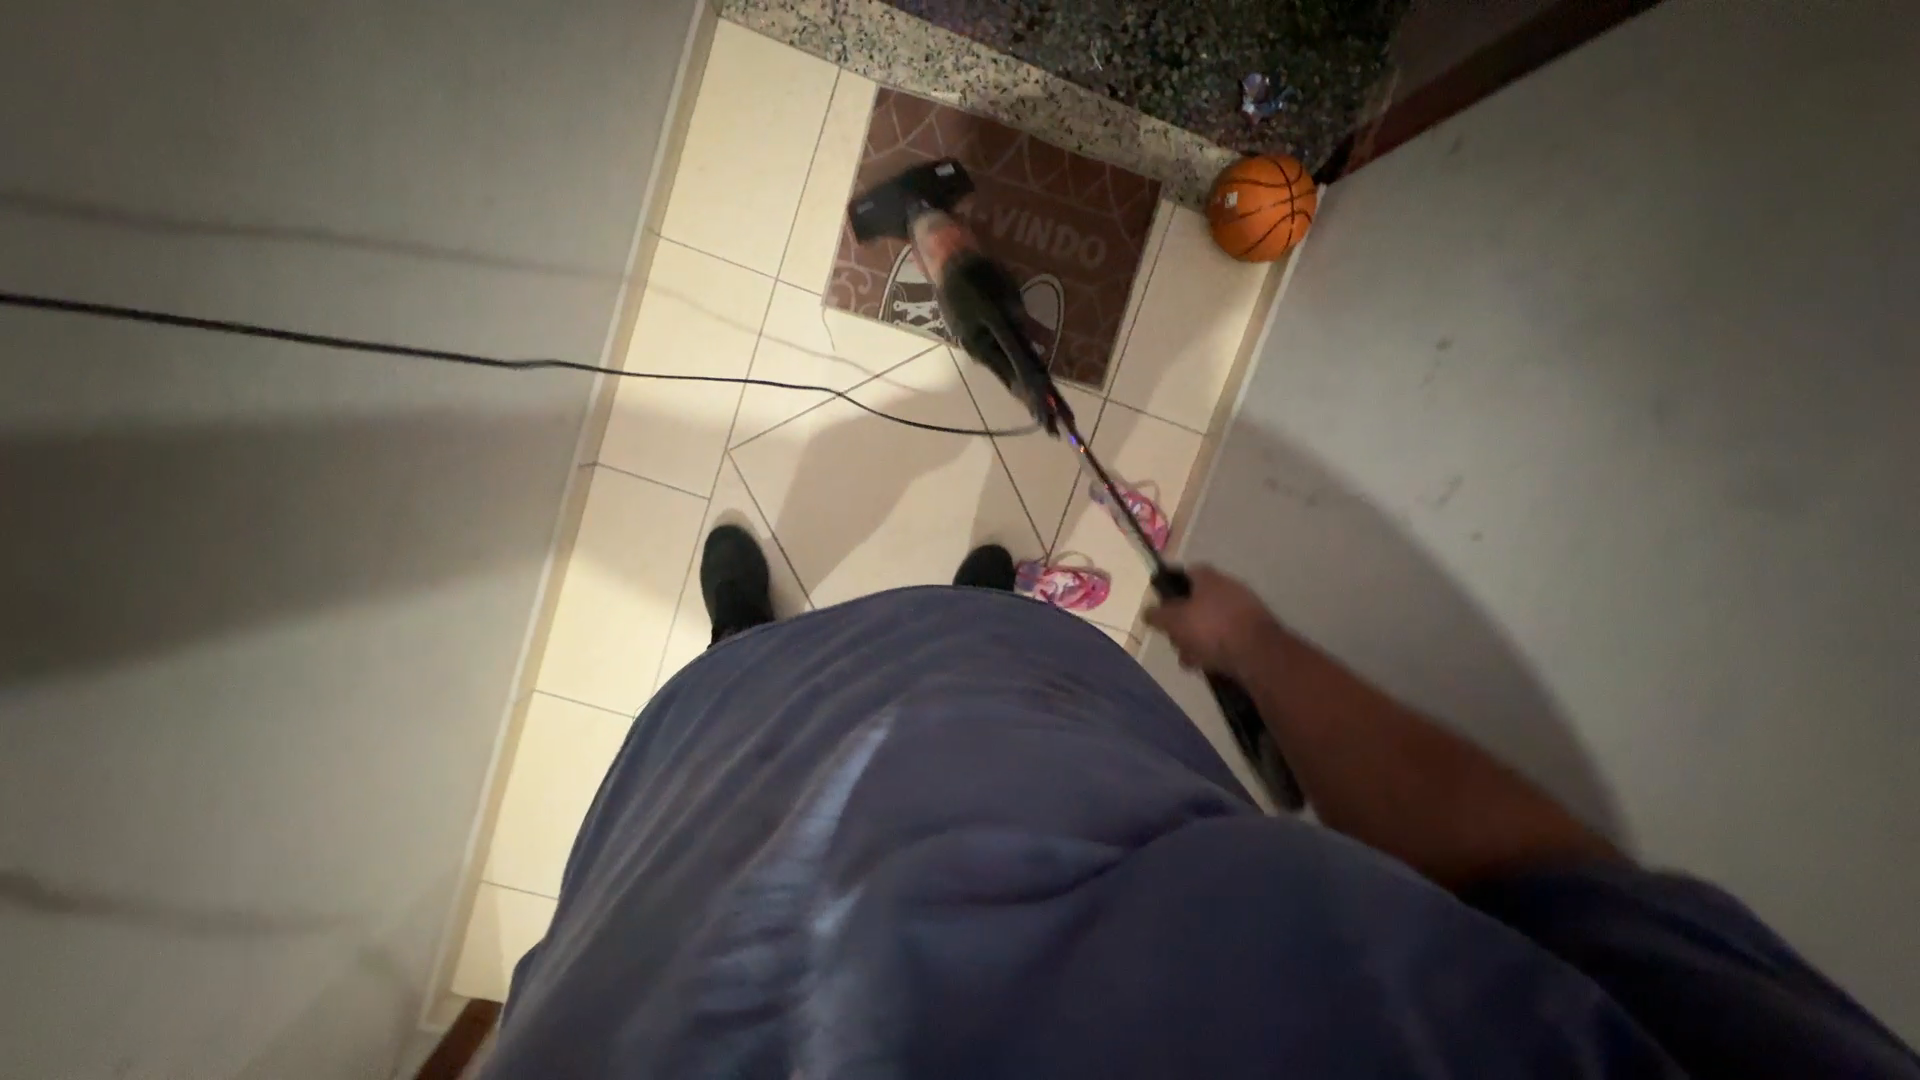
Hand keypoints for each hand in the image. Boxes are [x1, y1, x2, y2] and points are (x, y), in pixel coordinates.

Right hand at [1145, 565, 1285, 678]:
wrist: (1258, 653)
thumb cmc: (1211, 629)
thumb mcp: (1173, 621)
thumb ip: (1157, 615)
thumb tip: (1148, 612)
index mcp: (1208, 577)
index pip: (1185, 573)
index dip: (1171, 587)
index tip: (1161, 605)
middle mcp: (1229, 587)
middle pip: (1197, 602)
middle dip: (1182, 623)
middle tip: (1174, 641)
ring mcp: (1245, 609)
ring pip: (1211, 622)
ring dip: (1197, 640)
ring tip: (1190, 660)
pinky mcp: (1256, 631)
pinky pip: (1228, 637)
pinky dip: (1216, 648)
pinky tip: (1209, 665)